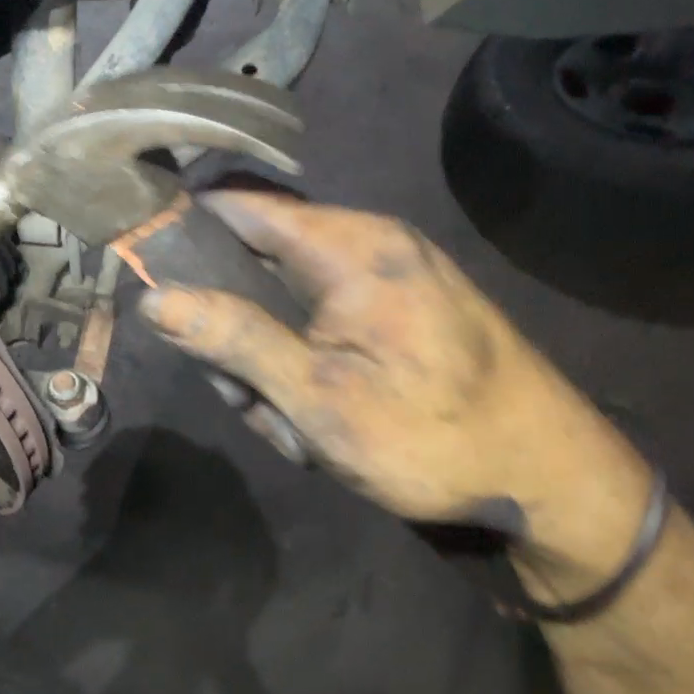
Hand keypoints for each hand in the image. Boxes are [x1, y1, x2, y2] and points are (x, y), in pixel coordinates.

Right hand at [142, 192, 622, 534]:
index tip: (142, 279)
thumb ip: (233, 339)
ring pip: (276, 302)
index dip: (181, 233)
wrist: (552, 485)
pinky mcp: (392, 313)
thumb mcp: (317, 398)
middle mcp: (368, 247)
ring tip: (290, 424)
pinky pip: (312, 323)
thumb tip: (152, 297)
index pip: (237, 207)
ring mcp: (383, 280)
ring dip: (264, 363)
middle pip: (250, 262)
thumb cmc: (433, 439)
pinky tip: (314, 419)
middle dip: (229, 330)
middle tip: (243, 397)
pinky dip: (296, 368)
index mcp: (351, 248)